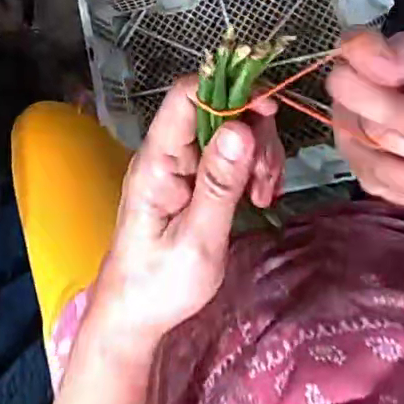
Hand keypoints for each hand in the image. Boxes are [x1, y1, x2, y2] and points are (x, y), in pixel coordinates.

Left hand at [91, 77, 284, 341]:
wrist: (134, 314)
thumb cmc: (159, 285)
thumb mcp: (198, 241)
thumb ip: (219, 184)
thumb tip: (241, 128)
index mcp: (158, 159)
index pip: (187, 94)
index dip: (230, 88)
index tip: (268, 111)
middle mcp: (168, 151)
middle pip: (219, 106)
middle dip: (254, 133)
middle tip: (267, 179)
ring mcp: (181, 162)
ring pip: (231, 127)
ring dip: (258, 153)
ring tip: (263, 196)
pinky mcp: (194, 175)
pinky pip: (231, 151)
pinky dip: (252, 167)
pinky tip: (258, 196)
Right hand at [327, 30, 403, 223]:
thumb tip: (385, 62)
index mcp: (373, 55)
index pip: (352, 45)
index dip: (367, 56)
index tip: (392, 73)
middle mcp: (351, 92)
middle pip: (350, 93)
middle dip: (402, 115)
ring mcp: (351, 134)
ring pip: (379, 143)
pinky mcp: (363, 173)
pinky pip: (392, 181)